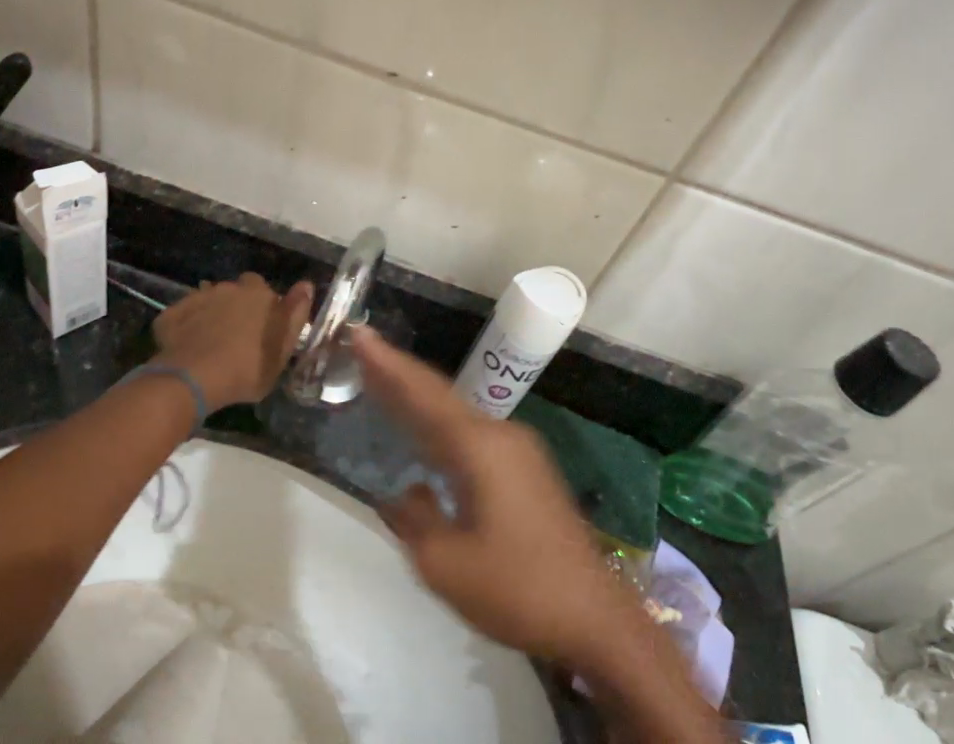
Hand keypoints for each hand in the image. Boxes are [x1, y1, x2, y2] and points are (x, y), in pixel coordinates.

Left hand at [151, 274, 313, 407]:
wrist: (194, 378)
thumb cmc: (248, 369)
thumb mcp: (282, 351)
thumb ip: (295, 315)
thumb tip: (306, 285)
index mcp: (259, 295)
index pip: (265, 290)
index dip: (264, 308)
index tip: (262, 329)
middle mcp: (229, 288)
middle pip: (236, 291)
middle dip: (237, 305)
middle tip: (237, 334)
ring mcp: (198, 298)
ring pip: (208, 299)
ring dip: (212, 313)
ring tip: (211, 341)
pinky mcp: (172, 313)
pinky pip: (182, 315)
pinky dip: (185, 326)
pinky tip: (187, 346)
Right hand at [352, 328, 642, 668]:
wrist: (594, 619)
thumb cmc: (517, 590)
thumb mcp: (445, 564)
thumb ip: (413, 519)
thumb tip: (402, 493)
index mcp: (480, 448)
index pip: (424, 393)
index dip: (387, 364)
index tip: (359, 333)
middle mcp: (502, 437)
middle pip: (440, 397)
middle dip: (398, 374)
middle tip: (360, 348)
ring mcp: (519, 454)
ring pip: (456, 417)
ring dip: (418, 401)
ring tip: (378, 383)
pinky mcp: (526, 474)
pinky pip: (471, 438)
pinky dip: (439, 428)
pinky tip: (422, 434)